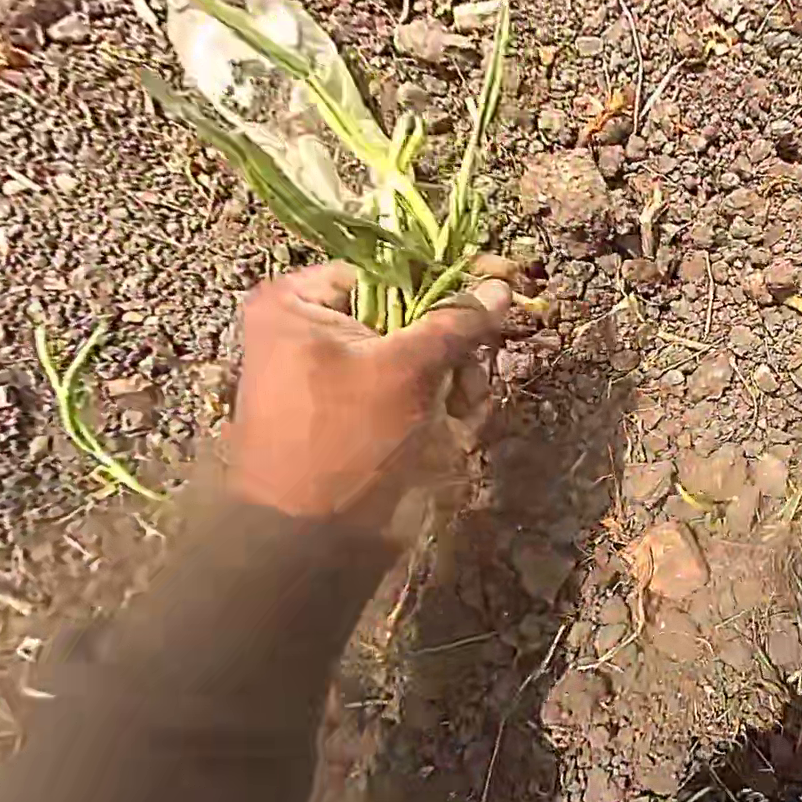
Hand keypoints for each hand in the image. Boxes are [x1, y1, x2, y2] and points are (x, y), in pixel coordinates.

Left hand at [225, 263, 512, 517]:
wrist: (313, 532)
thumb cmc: (346, 439)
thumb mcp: (407, 370)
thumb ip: (455, 322)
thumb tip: (500, 285)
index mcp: (302, 303)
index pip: (390, 269)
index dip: (447, 280)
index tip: (499, 285)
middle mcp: (317, 327)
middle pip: (413, 310)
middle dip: (454, 343)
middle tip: (474, 372)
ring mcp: (341, 366)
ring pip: (423, 348)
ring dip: (455, 374)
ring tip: (463, 407)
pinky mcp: (363, 400)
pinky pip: (417, 379)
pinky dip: (443, 394)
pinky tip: (455, 418)